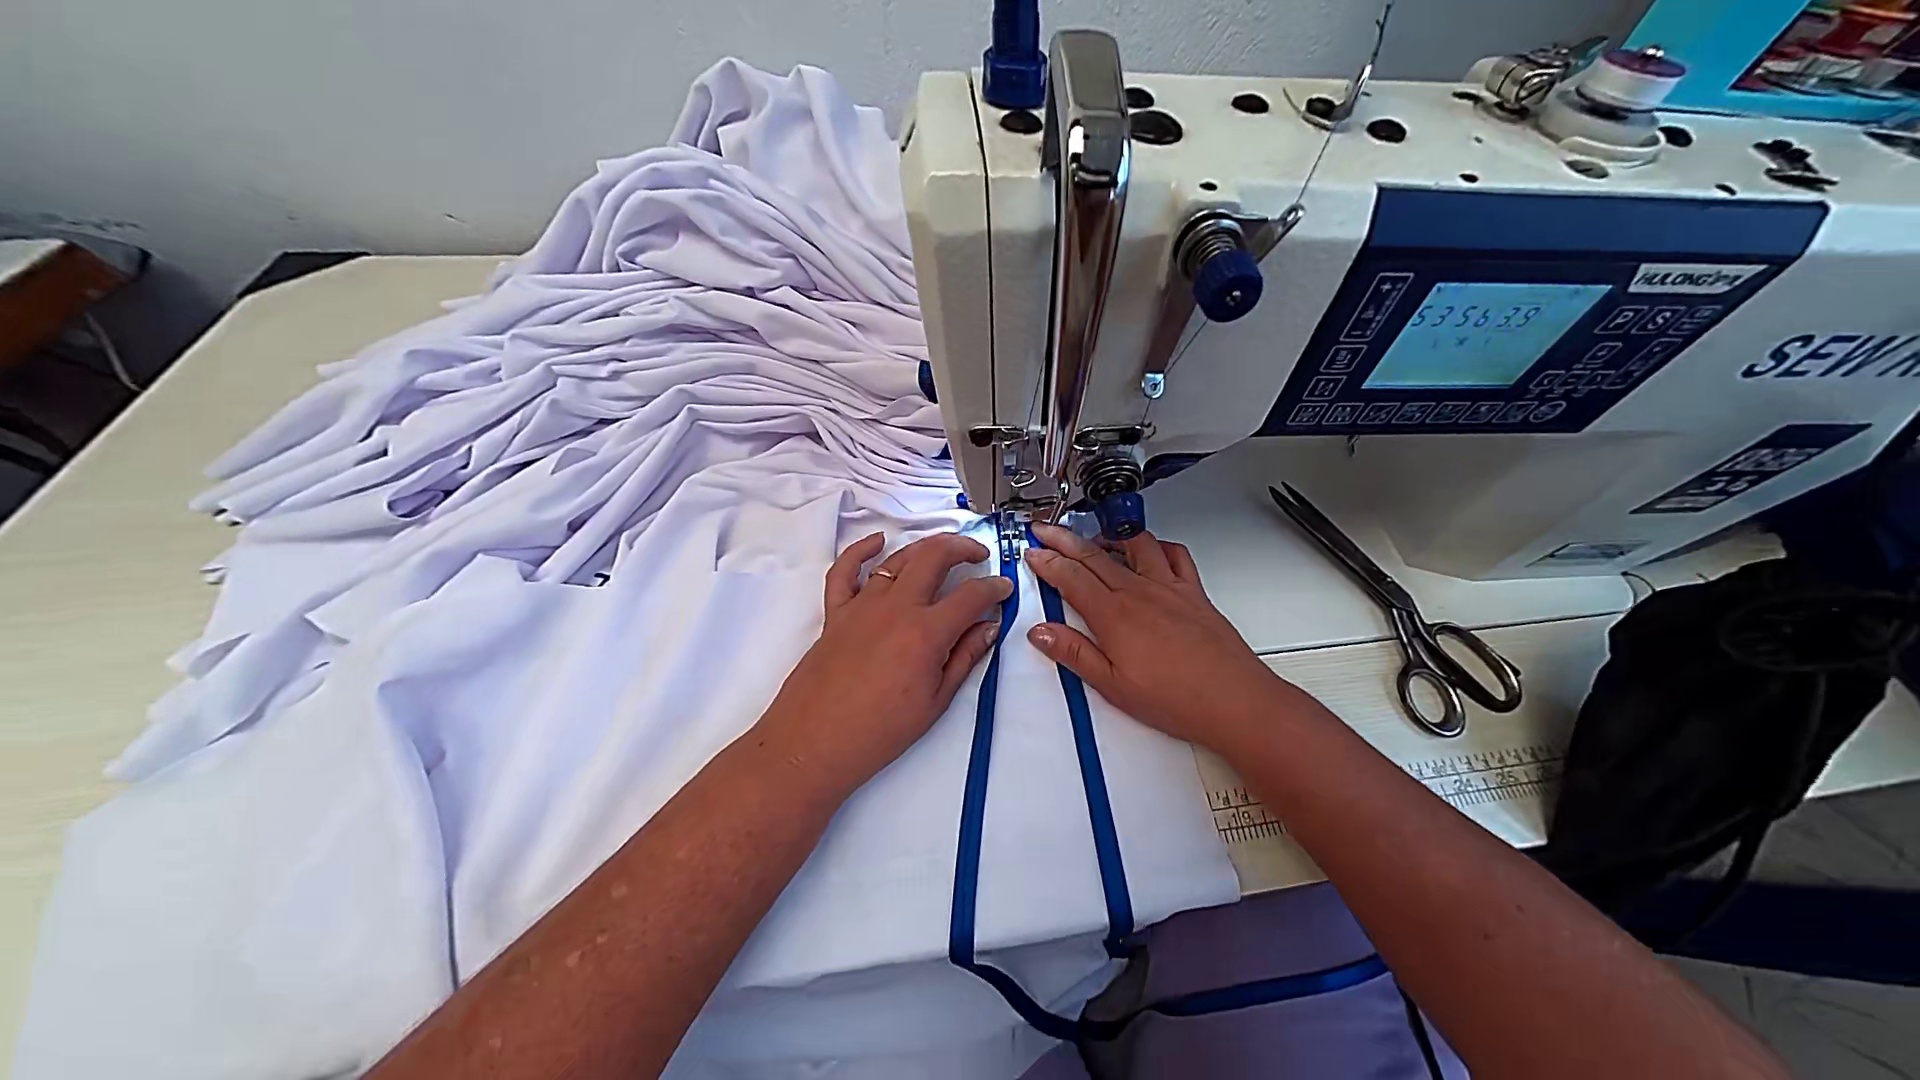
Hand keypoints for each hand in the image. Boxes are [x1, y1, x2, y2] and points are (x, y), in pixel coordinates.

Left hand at [755, 532, 1013, 787]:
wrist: (815, 743)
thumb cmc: (876, 732)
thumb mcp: (935, 701)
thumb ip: (964, 657)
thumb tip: (987, 629)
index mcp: (925, 633)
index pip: (971, 596)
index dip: (994, 589)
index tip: (1002, 589)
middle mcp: (895, 609)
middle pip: (935, 557)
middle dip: (963, 548)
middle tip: (978, 555)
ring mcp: (862, 606)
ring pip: (898, 558)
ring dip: (925, 547)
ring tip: (943, 551)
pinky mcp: (836, 612)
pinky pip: (845, 570)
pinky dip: (861, 550)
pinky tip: (877, 542)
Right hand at [1023, 523, 1317, 752]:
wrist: (1234, 701)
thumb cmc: (1179, 698)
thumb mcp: (1112, 685)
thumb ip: (1074, 653)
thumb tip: (1042, 633)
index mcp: (1114, 616)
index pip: (1070, 577)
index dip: (1047, 562)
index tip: (1033, 553)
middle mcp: (1140, 593)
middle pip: (1094, 554)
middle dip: (1063, 539)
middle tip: (1046, 530)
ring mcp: (1169, 588)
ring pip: (1133, 545)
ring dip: (1109, 535)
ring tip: (1094, 534)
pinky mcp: (1193, 593)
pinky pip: (1175, 555)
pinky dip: (1158, 545)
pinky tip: (1151, 548)